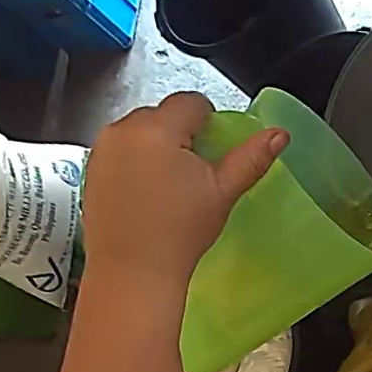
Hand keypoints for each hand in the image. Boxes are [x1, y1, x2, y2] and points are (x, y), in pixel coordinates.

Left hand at [81, 92, 287, 281]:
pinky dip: (137, 163)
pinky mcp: (91, 167)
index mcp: (158, 129)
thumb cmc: (183, 231)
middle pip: (164, 115)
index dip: (209, 124)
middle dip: (182, 135)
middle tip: (195, 176)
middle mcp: (123, 129)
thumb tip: (279, 134)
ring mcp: (102, 147)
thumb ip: (251, 158)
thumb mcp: (223, 193)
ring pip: (141, 132)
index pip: (191, 102)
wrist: (135, 268)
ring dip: (159, 148)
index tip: (213, 157)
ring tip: (171, 188)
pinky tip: (148, 195)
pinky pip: (121, 150)